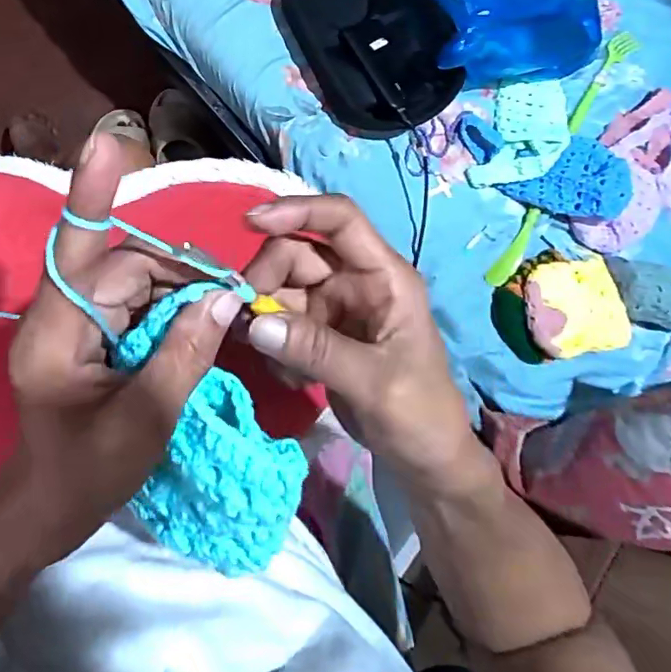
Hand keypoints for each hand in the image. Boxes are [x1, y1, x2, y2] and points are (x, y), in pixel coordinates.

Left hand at [0, 132, 241, 567]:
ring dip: (175, 288)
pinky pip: (133, 300)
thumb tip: (223, 300)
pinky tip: (196, 319)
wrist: (47, 508)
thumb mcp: (144, 422)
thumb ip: (184, 356)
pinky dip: (167, 304)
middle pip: (121, 264)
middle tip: (227, 295)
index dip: (92, 194)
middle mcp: (59, 313)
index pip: (76, 250)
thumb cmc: (86, 473)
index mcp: (56, 333)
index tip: (108, 144)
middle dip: (175, 272)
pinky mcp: (88, 333)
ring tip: (217, 309)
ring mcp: (72, 322)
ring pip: (131, 279)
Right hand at [240, 195, 490, 498]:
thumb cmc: (419, 414)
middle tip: (245, 316)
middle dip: (266, 276)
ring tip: (268, 357)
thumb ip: (316, 350)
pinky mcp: (317, 332)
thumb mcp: (375, 383)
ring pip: (281, 285)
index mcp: (383, 276)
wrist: (425, 460)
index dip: (297, 210)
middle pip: (296, 251)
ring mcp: (334, 306)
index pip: (340, 219)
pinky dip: (271, 341)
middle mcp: (355, 280)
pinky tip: (288, 377)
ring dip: (264, 314)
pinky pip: (278, 319)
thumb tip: (255, 322)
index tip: (251, 221)